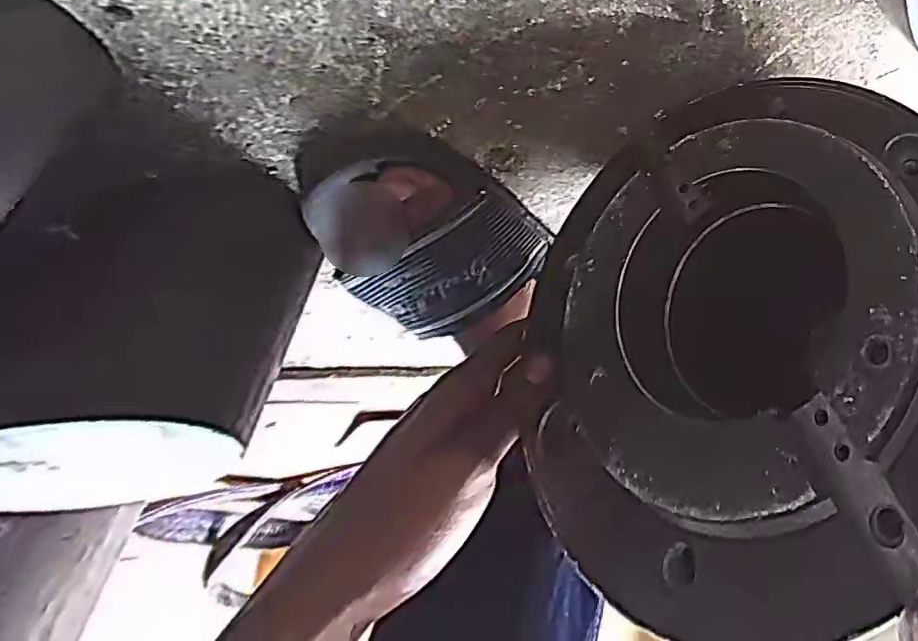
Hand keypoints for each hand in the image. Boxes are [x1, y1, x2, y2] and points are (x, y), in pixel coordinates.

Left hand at [222, 321, 553, 640]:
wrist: (334, 592)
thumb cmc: (392, 529)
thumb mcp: (470, 461)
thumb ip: (511, 407)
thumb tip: (547, 361)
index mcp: (452, 394)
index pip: (510, 337)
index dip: (547, 327)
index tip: (582, 325)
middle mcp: (445, 408)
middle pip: (506, 364)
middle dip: (544, 361)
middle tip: (583, 367)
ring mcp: (439, 436)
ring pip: (497, 396)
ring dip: (529, 393)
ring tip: (563, 400)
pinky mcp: (437, 466)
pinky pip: (486, 427)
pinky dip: (512, 425)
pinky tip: (525, 444)